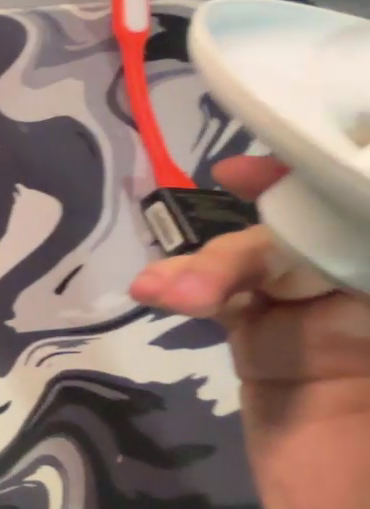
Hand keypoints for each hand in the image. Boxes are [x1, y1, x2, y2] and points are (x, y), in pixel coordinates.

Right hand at [131, 157, 369, 508]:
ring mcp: (328, 324)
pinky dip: (188, 286)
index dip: (338, 178)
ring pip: (263, 259)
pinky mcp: (268, 347)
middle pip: (320, 232)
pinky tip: (158, 294)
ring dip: (212, 262)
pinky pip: (222, 296)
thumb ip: (352, 308)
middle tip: (222, 192)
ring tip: (167, 292)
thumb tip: (322, 261)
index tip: (273, 161)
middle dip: (272, 216)